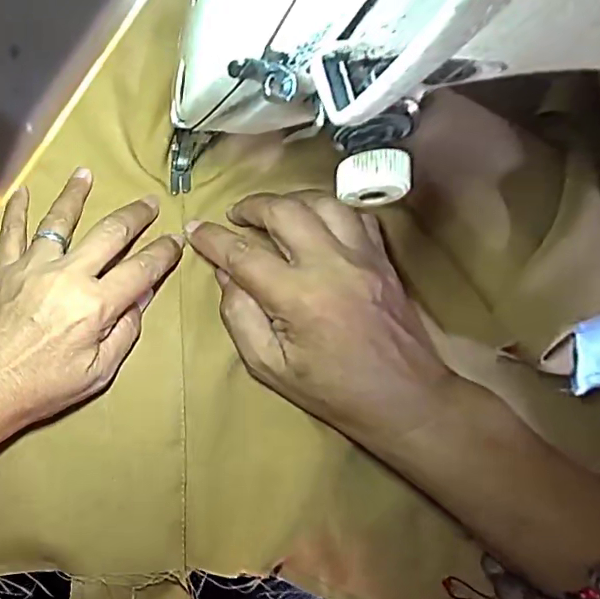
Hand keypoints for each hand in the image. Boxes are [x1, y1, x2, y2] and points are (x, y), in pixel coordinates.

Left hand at [0, 169, 184, 442]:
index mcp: (95, 305)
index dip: (163, 253)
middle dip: (134, 215)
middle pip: (109, 234)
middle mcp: (66, 277)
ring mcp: (31, 269)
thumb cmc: (37, 388)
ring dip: (75, 195)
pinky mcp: (3, 271)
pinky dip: (16, 211)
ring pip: (58, 221)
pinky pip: (11, 233)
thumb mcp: (97, 373)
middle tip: (148, 203)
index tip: (174, 241)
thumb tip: (141, 297)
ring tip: (85, 175)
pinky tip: (20, 193)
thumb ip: (124, 332)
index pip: (141, 269)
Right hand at [185, 191, 468, 450]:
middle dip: (251, 206)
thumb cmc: (329, 388)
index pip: (243, 254)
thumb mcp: (266, 364)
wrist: (405, 397)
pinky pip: (355, 215)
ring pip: (324, 202)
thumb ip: (239, 315)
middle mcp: (332, 266)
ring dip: (290, 200)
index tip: (194, 229)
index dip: (212, 238)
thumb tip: (226, 275)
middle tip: (232, 215)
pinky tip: (312, 222)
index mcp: (298, 297)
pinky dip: (327, 210)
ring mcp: (364, 258)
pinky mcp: (383, 259)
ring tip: (271, 212)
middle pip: (286, 211)